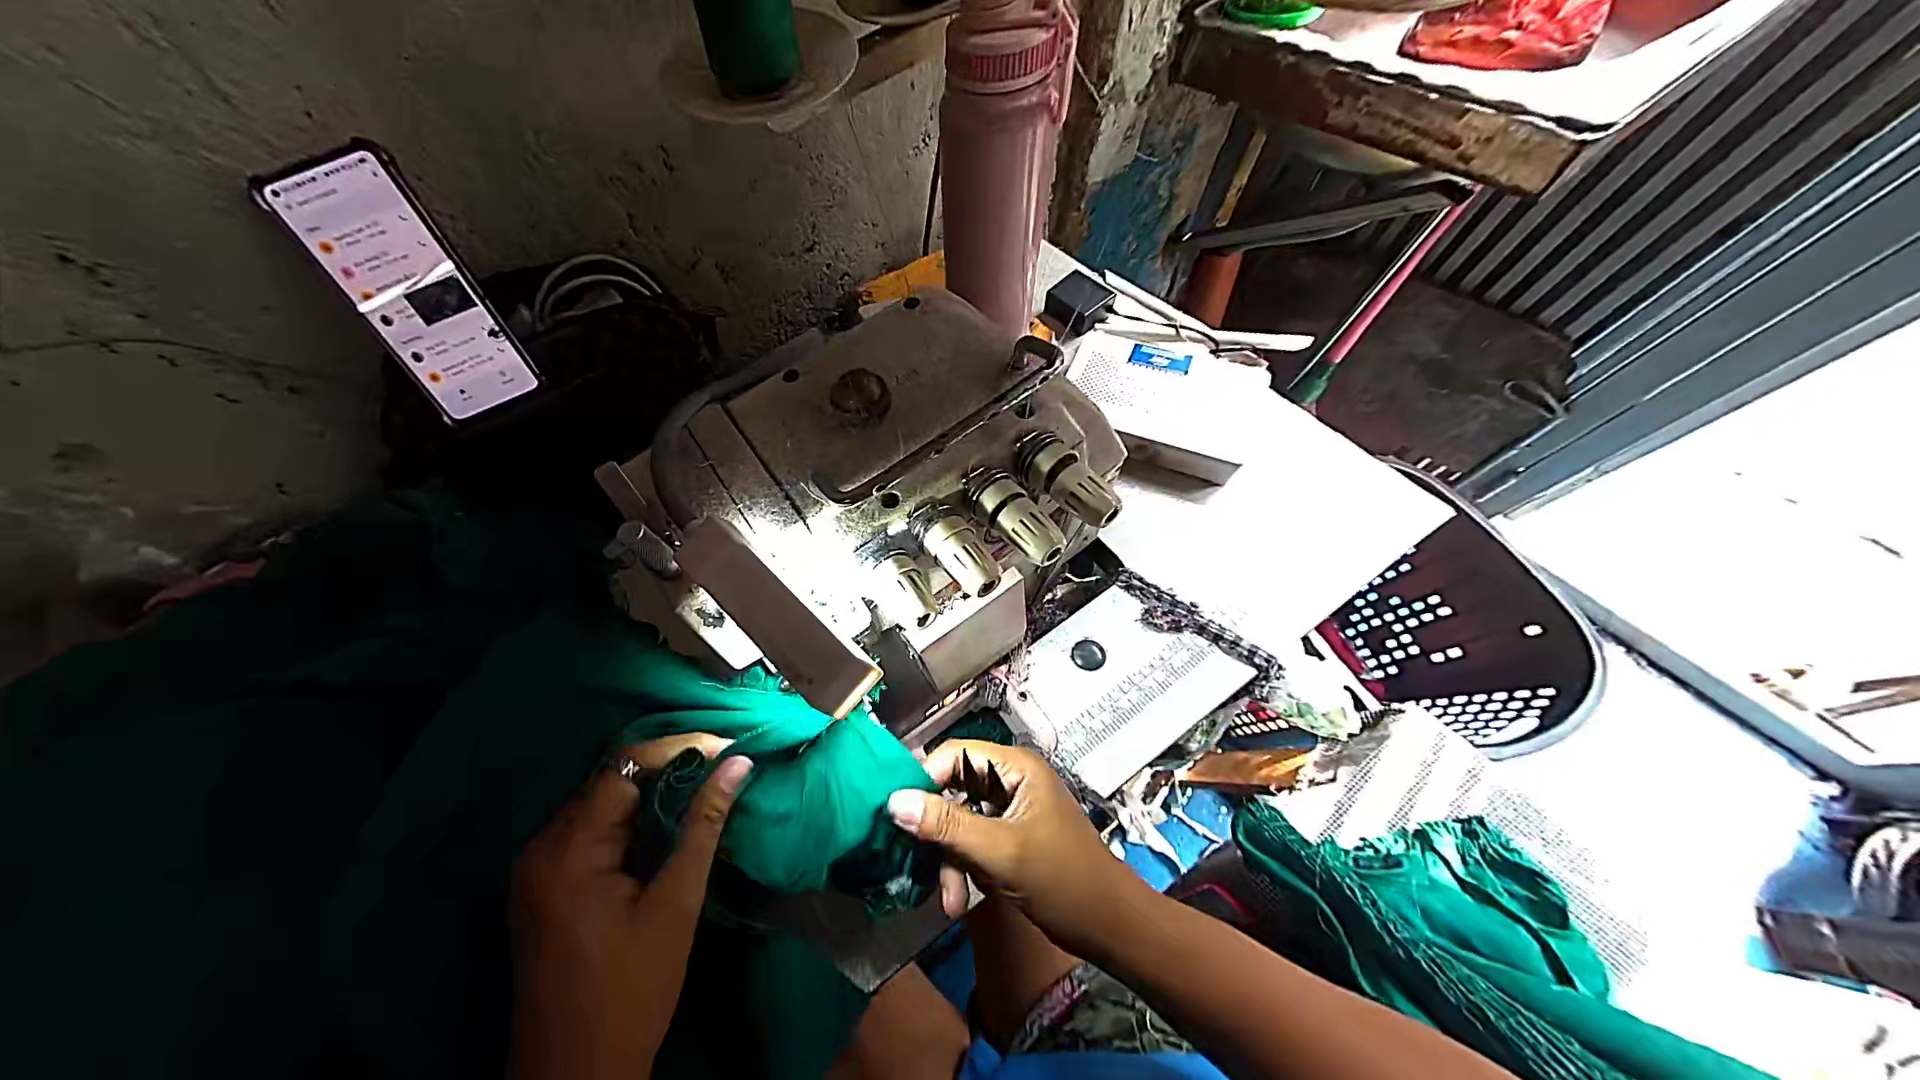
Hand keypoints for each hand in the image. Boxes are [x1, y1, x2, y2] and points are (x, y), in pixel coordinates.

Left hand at [508, 734, 751, 1079]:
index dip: (677, 749)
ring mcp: (535, 868)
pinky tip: (665, 821)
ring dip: (650, 792)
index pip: (623, 768)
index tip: (726, 748)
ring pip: (600, 804)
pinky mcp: (542, 886)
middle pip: (608, 782)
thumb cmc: (631, 991)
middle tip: (721, 763)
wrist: (574, 1076)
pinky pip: (589, 830)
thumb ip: (704, 825)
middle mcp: (540, 849)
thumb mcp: (675, 904)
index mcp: (567, 851)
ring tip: (704, 784)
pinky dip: (629, 819)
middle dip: (667, 766)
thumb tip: (739, 763)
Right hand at [887, 740, 1144, 952]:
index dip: (924, 780)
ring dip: (950, 859)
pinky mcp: (1009, 837)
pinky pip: (972, 841)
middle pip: (953, 788)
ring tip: (948, 899)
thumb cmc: (1062, 879)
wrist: (1109, 926)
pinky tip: (959, 900)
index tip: (898, 814)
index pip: (954, 755)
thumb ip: (947, 825)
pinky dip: (962, 868)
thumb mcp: (1000, 852)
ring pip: (959, 820)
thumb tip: (894, 803)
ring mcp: (1010, 810)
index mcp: (1016, 768)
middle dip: (937, 830)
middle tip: (915, 858)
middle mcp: (1011, 780)